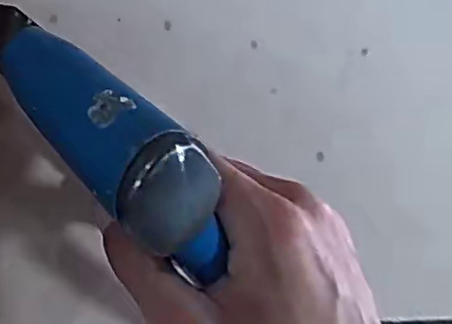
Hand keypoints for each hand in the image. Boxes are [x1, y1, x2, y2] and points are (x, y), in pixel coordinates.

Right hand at [103, 154, 377, 323]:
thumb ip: (144, 272)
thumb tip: (119, 233)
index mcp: (273, 218)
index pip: (196, 161)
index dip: (166, 187)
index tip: (152, 211)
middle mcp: (304, 209)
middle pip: (222, 181)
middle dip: (198, 219)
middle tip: (201, 272)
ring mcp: (323, 223)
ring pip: (248, 199)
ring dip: (228, 233)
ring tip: (234, 288)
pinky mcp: (332, 238)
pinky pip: (277, 218)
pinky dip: (259, 242)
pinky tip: (260, 288)